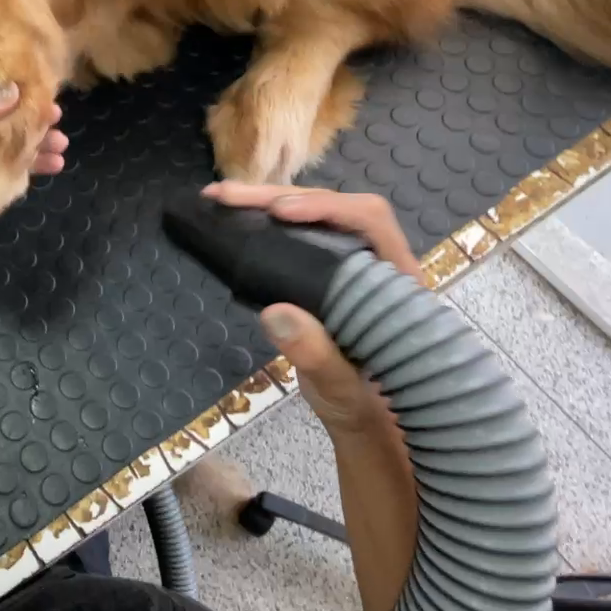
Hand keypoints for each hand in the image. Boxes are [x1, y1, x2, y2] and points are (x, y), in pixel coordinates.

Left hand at [0, 85, 65, 242]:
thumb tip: (15, 91)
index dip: (20, 95)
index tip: (47, 98)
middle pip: (6, 121)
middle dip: (33, 124)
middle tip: (59, 125)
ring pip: (10, 146)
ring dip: (35, 147)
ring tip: (61, 150)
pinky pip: (6, 170)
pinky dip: (28, 168)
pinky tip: (51, 168)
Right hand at [199, 182, 422, 434]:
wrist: (358, 415)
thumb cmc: (359, 402)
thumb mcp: (340, 386)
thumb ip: (316, 354)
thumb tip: (275, 312)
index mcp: (393, 280)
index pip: (368, 219)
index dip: (326, 207)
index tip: (280, 212)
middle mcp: (372, 260)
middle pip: (330, 206)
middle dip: (276, 195)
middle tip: (223, 196)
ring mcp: (343, 262)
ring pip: (308, 213)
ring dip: (262, 201)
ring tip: (217, 197)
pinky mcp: (316, 270)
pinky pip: (293, 231)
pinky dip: (259, 219)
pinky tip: (230, 216)